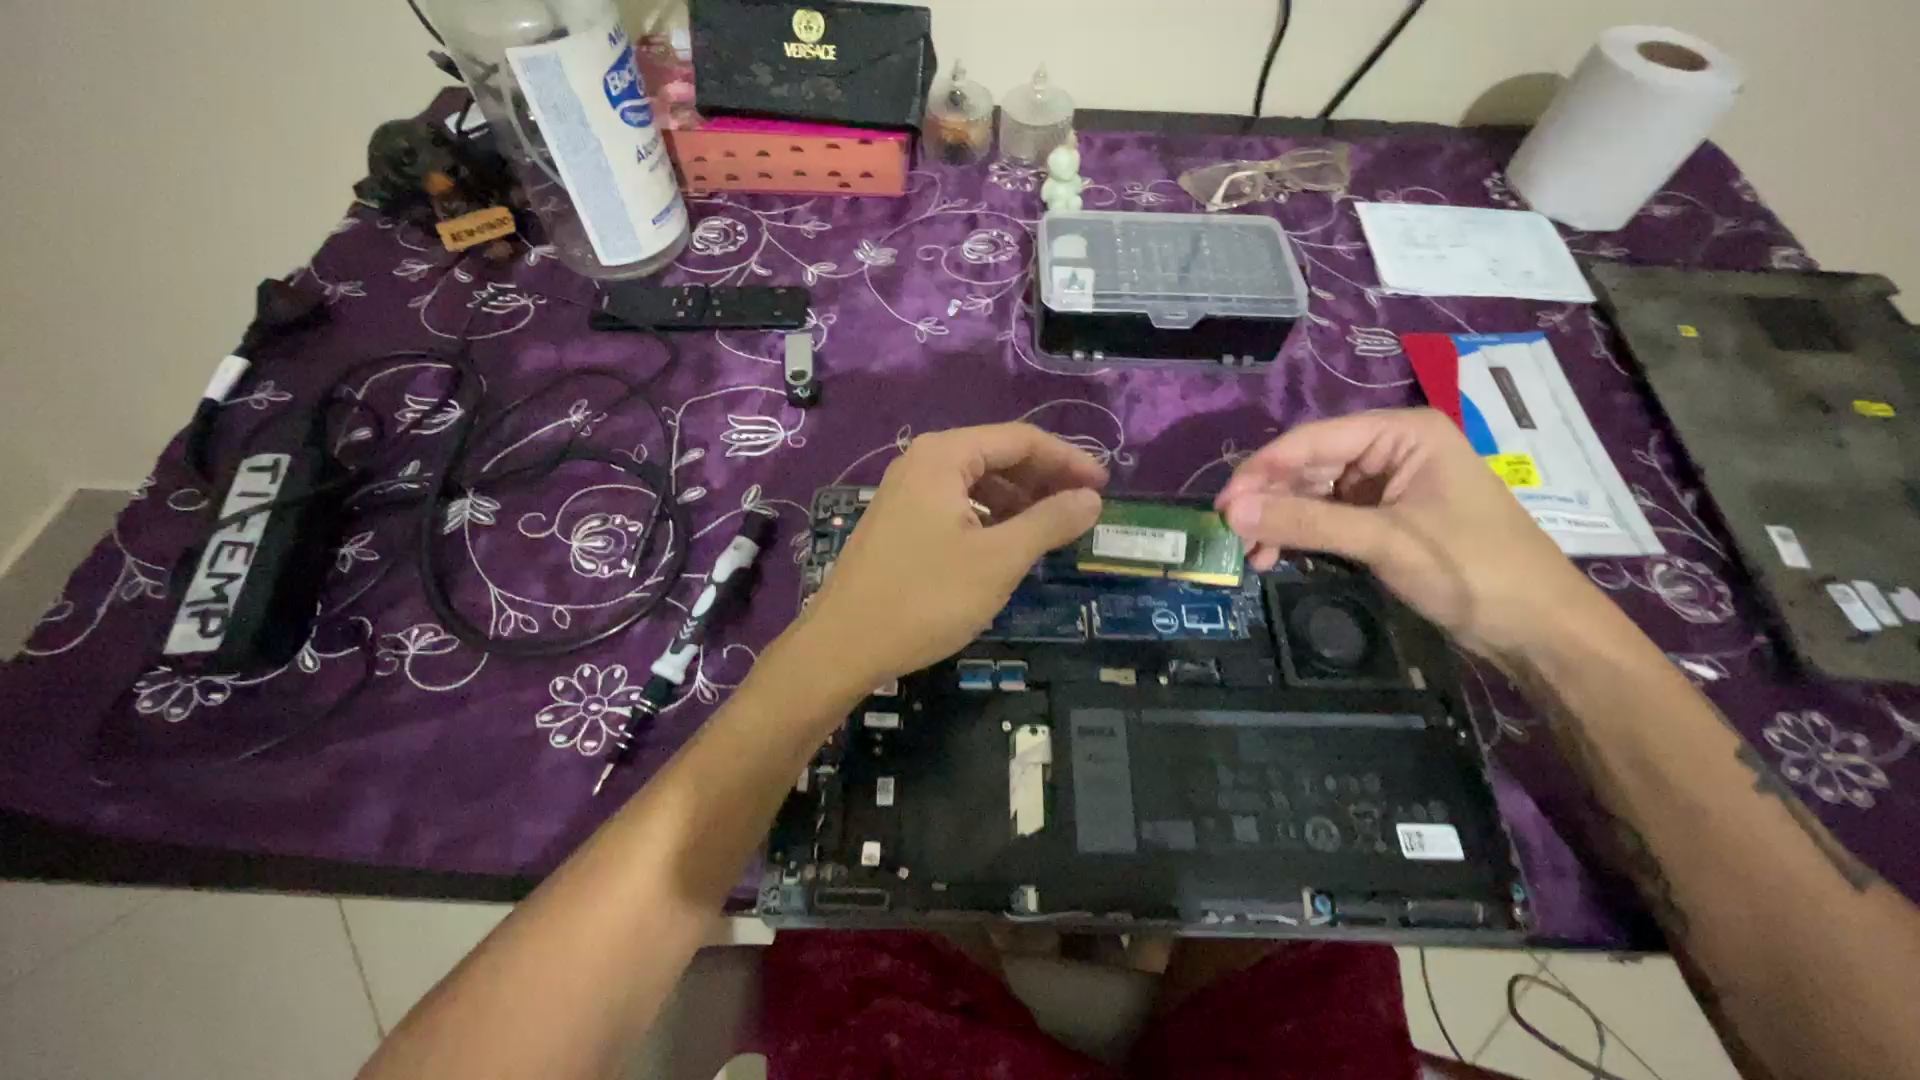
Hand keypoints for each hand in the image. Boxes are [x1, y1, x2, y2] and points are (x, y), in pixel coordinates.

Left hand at [782, 423, 1105, 691]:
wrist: (844, 646)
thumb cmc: (925, 598)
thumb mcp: (998, 560)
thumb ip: (1049, 523)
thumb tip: (1091, 499)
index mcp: (944, 456)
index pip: (1021, 439)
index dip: (1068, 460)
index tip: (1104, 487)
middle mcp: (921, 462)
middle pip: (997, 456)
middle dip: (1044, 479)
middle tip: (1084, 509)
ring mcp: (906, 493)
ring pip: (977, 483)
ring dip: (1019, 500)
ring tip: (1052, 529)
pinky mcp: (900, 523)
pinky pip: (956, 505)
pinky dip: (990, 518)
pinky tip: (1008, 544)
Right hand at [1214, 408, 1604, 663]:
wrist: (1538, 630)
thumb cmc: (1472, 570)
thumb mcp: (1383, 541)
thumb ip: (1305, 522)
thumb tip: (1229, 512)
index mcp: (1404, 433)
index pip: (1313, 440)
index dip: (1262, 470)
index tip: (1220, 506)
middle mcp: (1394, 449)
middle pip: (1310, 466)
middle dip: (1270, 500)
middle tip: (1231, 537)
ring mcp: (1390, 486)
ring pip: (1315, 494)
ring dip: (1282, 522)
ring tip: (1254, 557)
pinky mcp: (1387, 519)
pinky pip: (1330, 518)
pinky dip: (1302, 536)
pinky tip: (1278, 557)